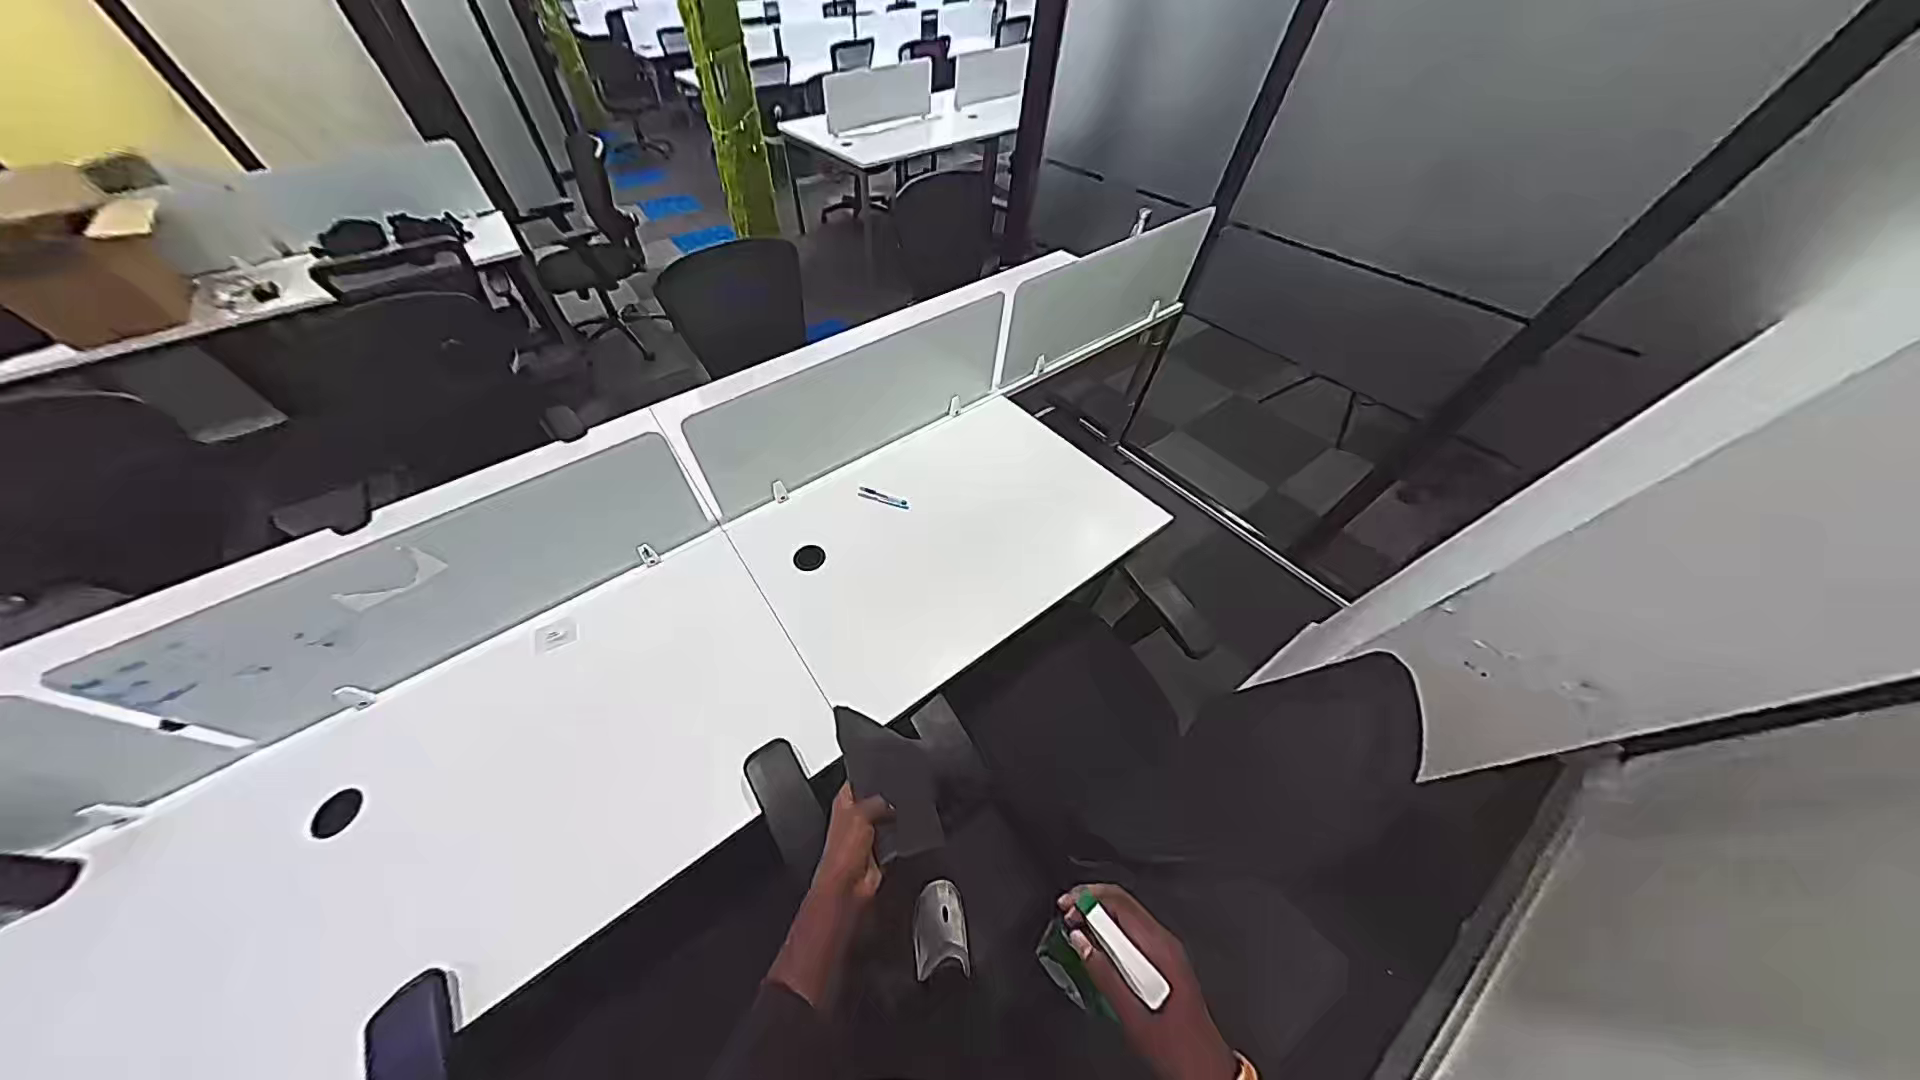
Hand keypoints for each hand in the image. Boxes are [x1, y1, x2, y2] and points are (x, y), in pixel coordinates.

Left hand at [811, 783, 891, 905]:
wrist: (848, 887)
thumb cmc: (841, 854)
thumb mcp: (861, 813)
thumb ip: (878, 800)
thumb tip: (891, 800)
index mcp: (843, 803)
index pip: (857, 780)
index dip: (869, 774)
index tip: (884, 771)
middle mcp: (854, 817)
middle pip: (876, 799)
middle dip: (886, 800)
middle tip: (892, 800)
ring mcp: (866, 834)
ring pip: (886, 818)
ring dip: (892, 820)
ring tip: (895, 820)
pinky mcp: (879, 849)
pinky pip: (894, 836)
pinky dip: (898, 836)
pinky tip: (898, 836)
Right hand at [1060, 885, 1238, 1079]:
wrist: (1208, 1071)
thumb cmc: (1178, 1049)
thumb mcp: (1133, 1016)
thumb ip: (1104, 976)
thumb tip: (1080, 943)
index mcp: (1161, 949)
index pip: (1119, 902)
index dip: (1088, 897)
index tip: (1067, 906)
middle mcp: (1166, 942)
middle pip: (1122, 903)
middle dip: (1090, 902)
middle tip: (1066, 913)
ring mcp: (1166, 950)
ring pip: (1126, 915)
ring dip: (1098, 916)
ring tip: (1076, 928)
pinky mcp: (1163, 961)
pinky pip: (1132, 932)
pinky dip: (1109, 931)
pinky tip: (1095, 945)